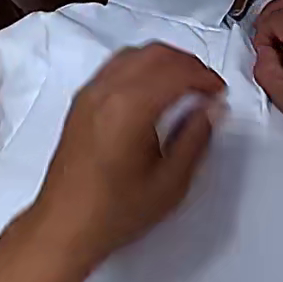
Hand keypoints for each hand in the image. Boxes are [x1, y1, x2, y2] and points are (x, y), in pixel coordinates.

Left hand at [21, 43, 223, 280]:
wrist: (63, 228)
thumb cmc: (113, 211)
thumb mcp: (171, 183)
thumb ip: (196, 138)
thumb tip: (211, 108)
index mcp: (131, 108)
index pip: (178, 72)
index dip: (206, 78)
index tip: (219, 93)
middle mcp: (107, 91)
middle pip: (157, 54)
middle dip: (189, 64)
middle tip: (207, 87)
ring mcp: (90, 93)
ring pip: (136, 53)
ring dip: (166, 62)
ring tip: (185, 85)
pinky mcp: (82, 100)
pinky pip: (117, 64)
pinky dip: (143, 66)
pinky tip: (154, 89)